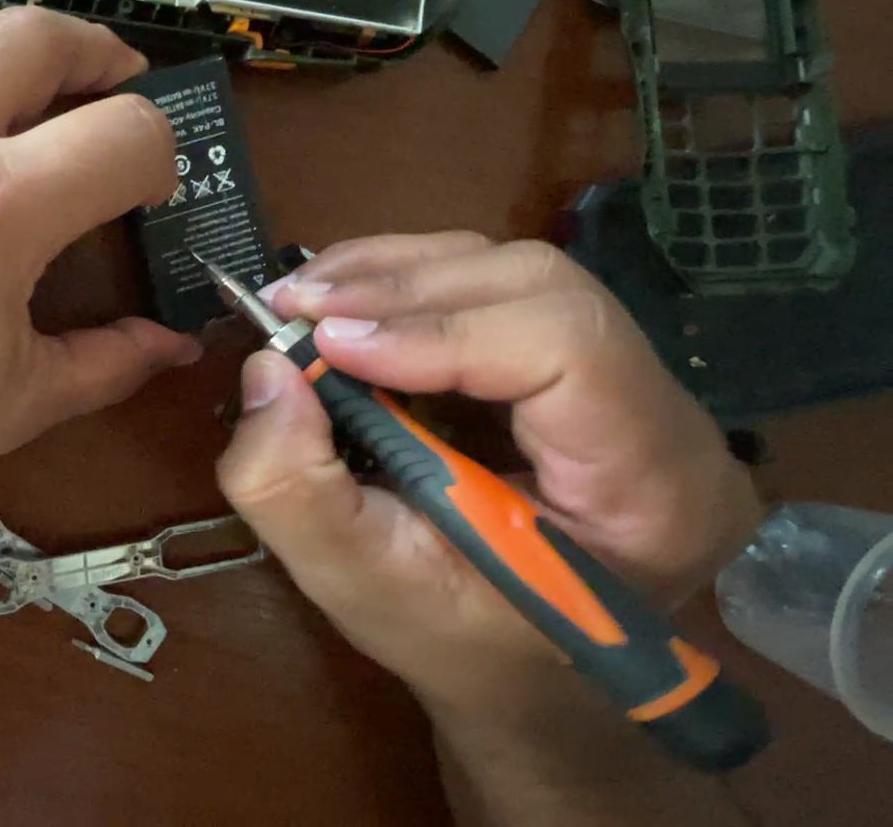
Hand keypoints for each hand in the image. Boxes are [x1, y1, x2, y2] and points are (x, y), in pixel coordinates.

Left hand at [0, 9, 197, 538]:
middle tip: (108, 102)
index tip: (144, 190)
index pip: (127, 132)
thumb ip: (108, 361)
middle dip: (99, 64)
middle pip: (46, 36)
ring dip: (8, 62)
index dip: (160, 157)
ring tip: (14, 113)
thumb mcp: (8, 404)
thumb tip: (174, 340)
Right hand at [216, 233, 761, 714]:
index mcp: (650, 490)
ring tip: (299, 298)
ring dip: (389, 271)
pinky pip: (484, 281)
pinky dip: (395, 275)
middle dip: (401, 286)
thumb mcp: (351, 579)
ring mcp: (620, 374)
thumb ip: (292, 486)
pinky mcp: (562, 354)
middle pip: (539, 287)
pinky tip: (335, 299)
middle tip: (293, 306)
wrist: (506, 657)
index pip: (568, 350)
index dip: (439, 332)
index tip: (324, 344)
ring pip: (507, 268)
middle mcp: (660, 414)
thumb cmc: (446, 633)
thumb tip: (266, 368)